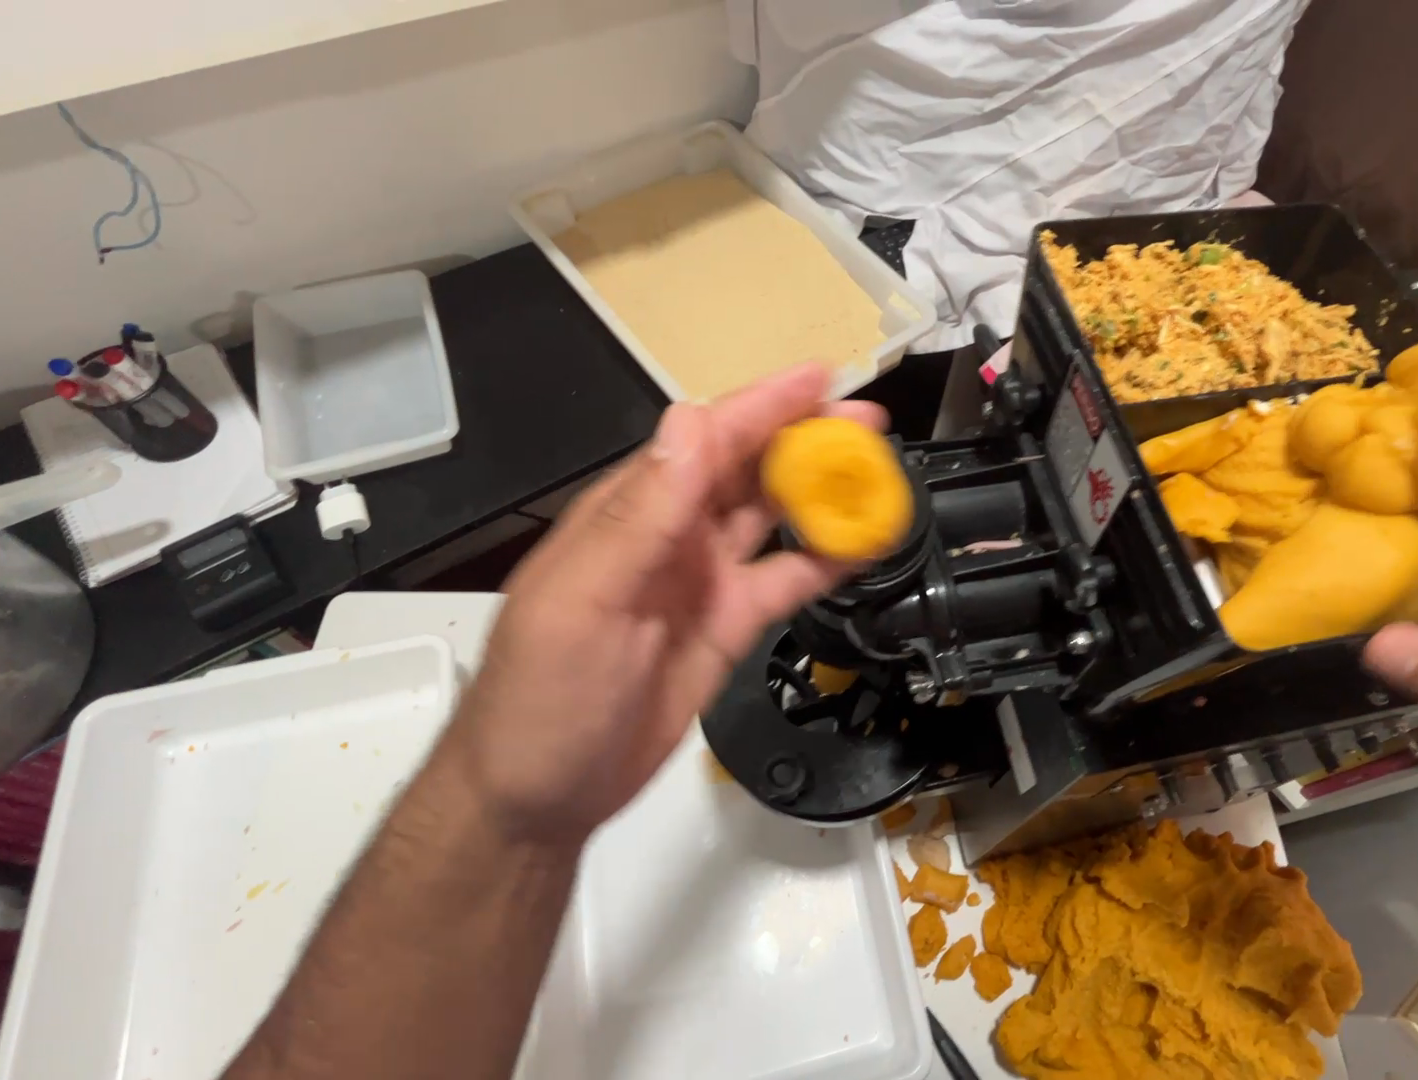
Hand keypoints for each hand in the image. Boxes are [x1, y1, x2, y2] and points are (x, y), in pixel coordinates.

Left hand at [445, 364, 885, 842]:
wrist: (543, 793)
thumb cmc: (541, 700)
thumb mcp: (582, 603)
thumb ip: (642, 517)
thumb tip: (692, 423)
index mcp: (632, 514)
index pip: (706, 442)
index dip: (764, 407)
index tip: (819, 380)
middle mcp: (672, 535)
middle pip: (748, 470)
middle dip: (806, 438)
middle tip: (866, 422)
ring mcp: (704, 579)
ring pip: (772, 518)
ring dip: (821, 493)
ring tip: (876, 473)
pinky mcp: (729, 624)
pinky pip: (785, 580)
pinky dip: (824, 560)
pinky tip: (860, 546)